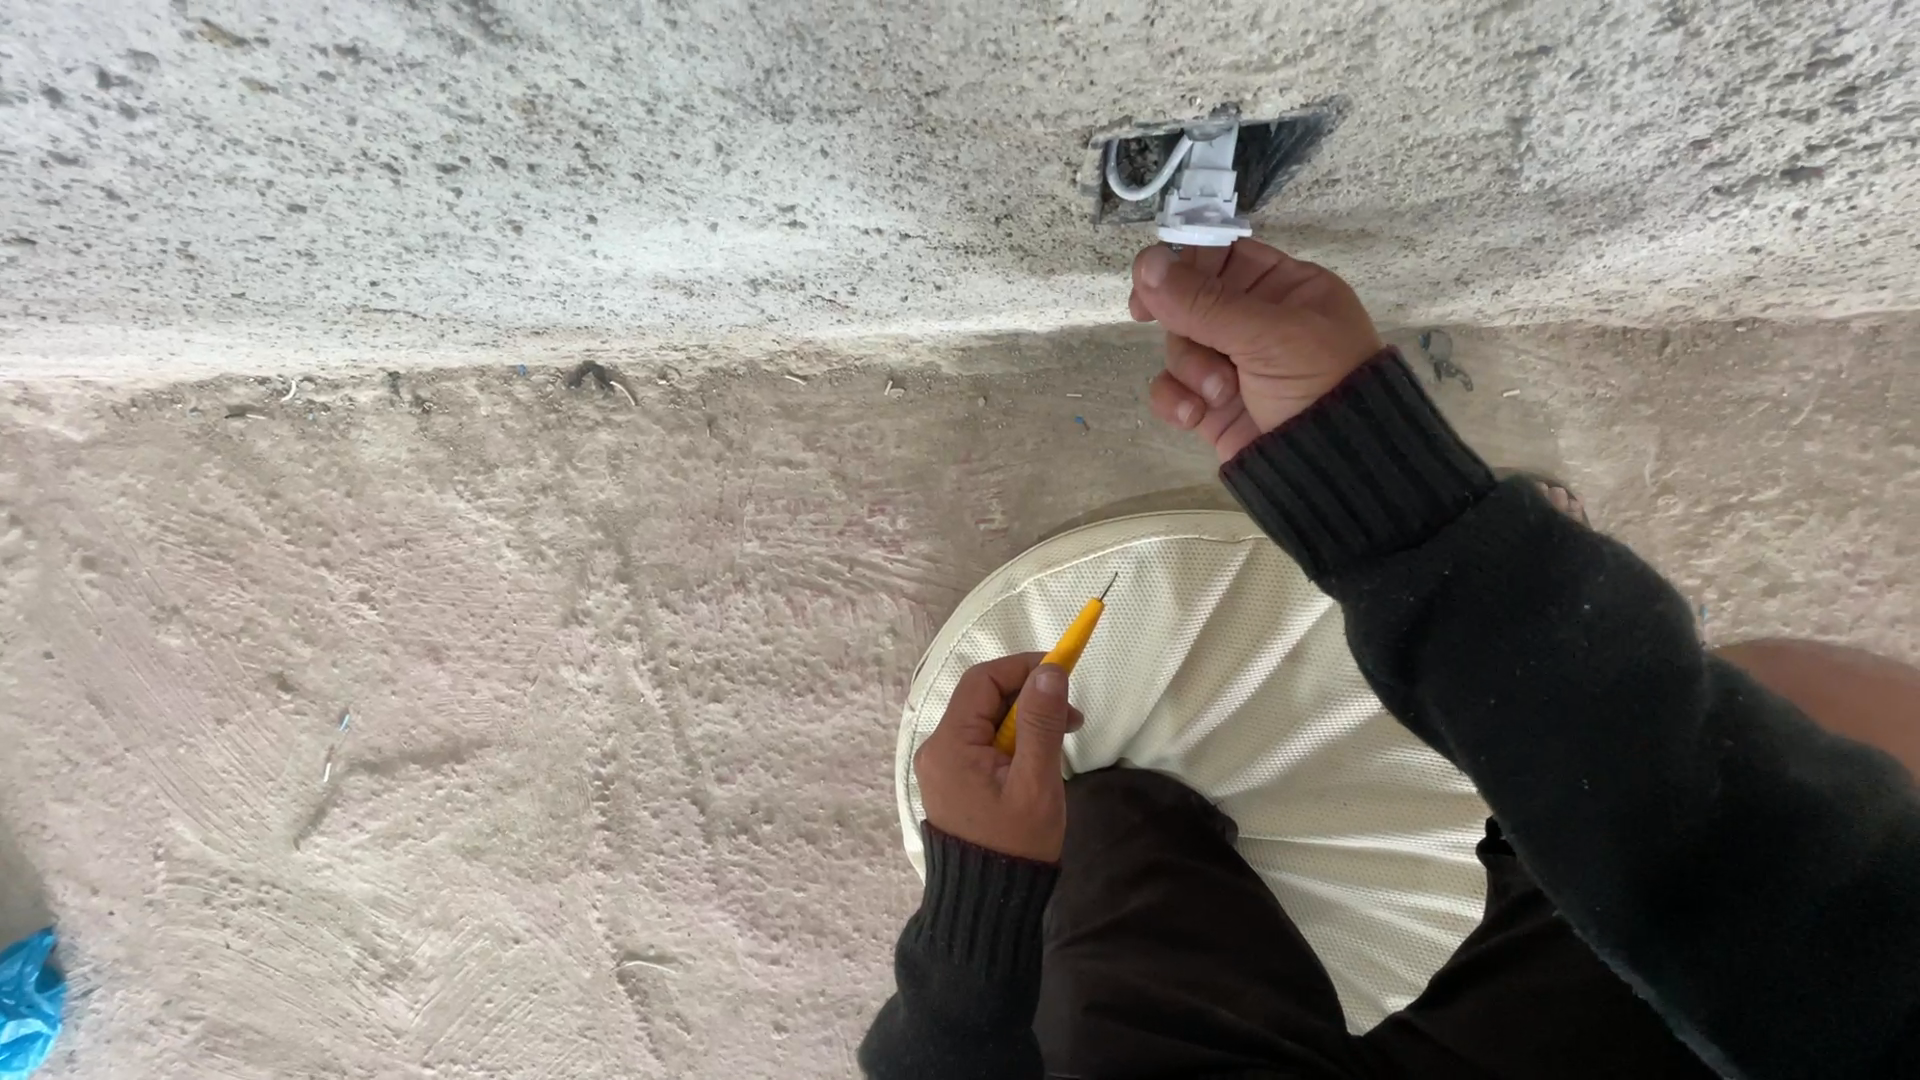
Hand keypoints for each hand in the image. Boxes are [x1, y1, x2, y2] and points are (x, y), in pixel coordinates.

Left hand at [914, 654, 1084, 862]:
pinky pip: (983, 742)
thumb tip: (1050, 671)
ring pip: (986, 719)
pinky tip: (1040, 756)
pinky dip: (1013, 739)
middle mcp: (937, 747)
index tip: (1062, 670)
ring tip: (1063, 737)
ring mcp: (943, 765)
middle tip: (1072, 714)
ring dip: (1025, 718)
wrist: (989, 907)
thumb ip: (1041, 723)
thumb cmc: (1015, 846)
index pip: (982, 680)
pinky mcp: (954, 780)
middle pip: (983, 697)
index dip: (1021, 667)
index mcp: (950, 744)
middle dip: (1028, 695)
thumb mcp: (1036, 783)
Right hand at [1129, 241, 1384, 461]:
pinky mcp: (1209, 405)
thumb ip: (1204, 301)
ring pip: (1177, 348)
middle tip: (1144, 314)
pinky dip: (1176, 401)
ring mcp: (1228, 365)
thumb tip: (1147, 264)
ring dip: (1189, 369)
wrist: (1330, 467)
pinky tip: (1195, 415)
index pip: (1221, 256)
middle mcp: (1252, 322)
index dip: (1182, 261)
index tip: (1149, 274)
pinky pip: (1172, 390)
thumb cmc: (1318, 383)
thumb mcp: (1267, 334)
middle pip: (1189, 302)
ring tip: (1219, 393)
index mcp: (1281, 288)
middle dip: (1180, 320)